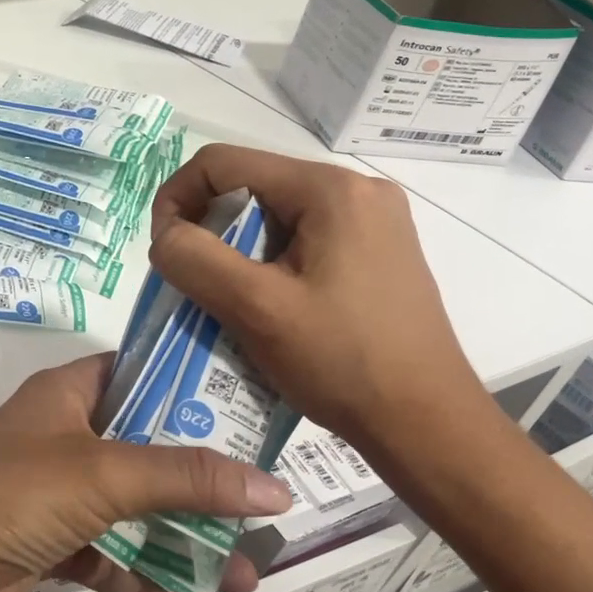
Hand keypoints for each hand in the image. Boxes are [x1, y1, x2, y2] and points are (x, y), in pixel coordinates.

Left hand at [0, 354, 292, 591]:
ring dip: (183, 543)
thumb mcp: (104, 473)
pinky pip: (109, 559)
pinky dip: (142, 586)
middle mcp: (61, 435)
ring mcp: (54, 491)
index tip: (251, 409)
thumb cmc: (16, 493)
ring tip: (239, 579)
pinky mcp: (49, 542)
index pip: (133, 373)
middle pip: (145, 450)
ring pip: (133, 510)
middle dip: (202, 485)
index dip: (188, 386)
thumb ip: (186, 477)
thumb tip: (275, 486)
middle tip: (262, 513)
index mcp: (64, 395)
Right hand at [147, 144, 485, 443]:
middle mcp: (356, 190)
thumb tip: (164, 235)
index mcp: (329, 190)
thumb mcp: (252, 306)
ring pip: (268, 215)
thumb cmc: (342, 362)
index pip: (221, 163)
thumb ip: (191, 257)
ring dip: (233, 250)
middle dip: (207, 228)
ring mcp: (371, 221)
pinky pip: (297, 237)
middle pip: (246, 186)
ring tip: (226, 297)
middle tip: (194, 279)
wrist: (428, 428)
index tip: (164, 249)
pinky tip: (264, 305)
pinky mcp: (375, 251)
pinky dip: (264, 262)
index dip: (176, 197)